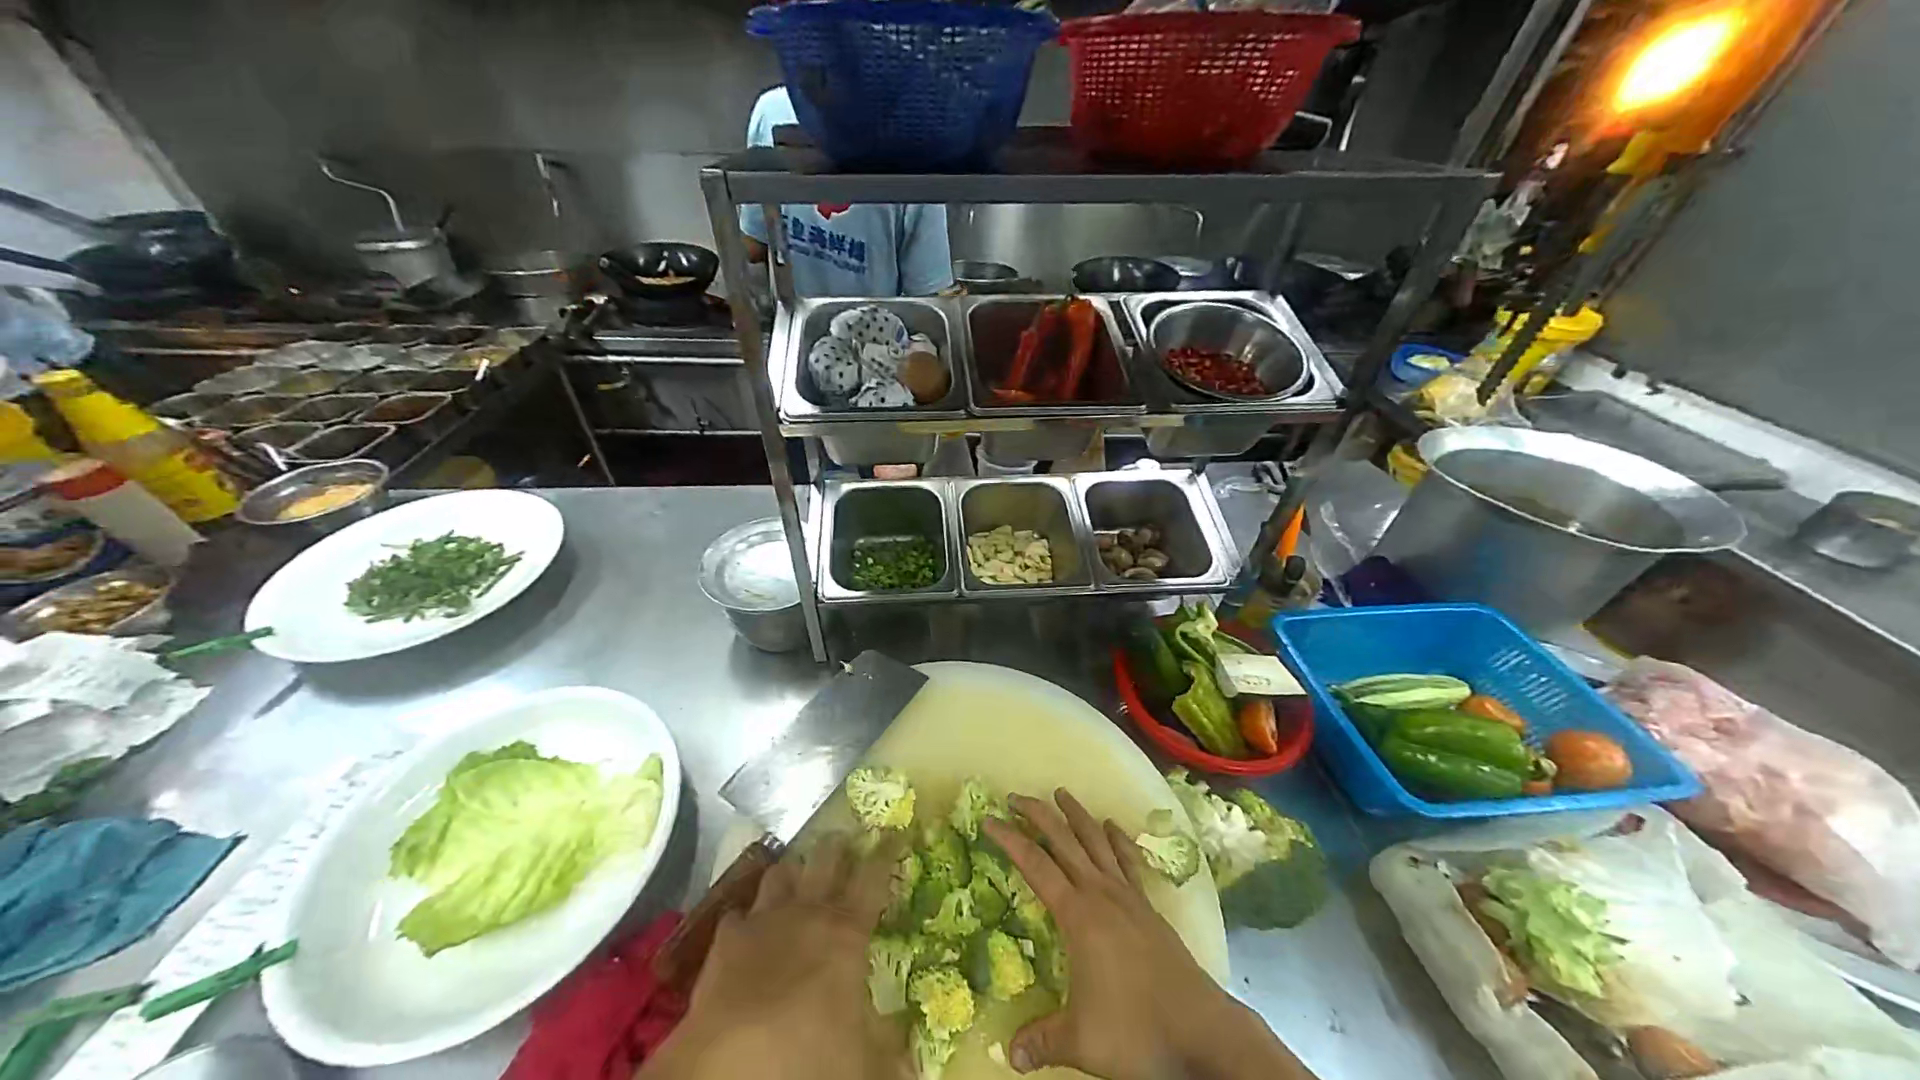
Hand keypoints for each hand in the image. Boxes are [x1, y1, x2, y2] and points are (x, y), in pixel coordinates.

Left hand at [641, 833, 902, 1079]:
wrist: (728, 1070)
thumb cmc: (809, 1058)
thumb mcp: (866, 1060)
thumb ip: (892, 1042)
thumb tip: (913, 1044)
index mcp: (847, 931)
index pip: (874, 876)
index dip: (886, 851)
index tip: (894, 833)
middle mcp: (806, 912)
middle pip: (825, 859)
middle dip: (838, 845)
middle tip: (847, 841)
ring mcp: (762, 921)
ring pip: (781, 872)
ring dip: (795, 869)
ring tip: (801, 873)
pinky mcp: (724, 940)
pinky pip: (740, 910)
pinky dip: (750, 913)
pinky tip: (752, 923)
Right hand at [984, 791, 1315, 1079]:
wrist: (1201, 1030)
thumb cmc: (1136, 1031)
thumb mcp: (1080, 1041)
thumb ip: (1042, 1040)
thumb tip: (1009, 1054)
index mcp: (1078, 915)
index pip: (1035, 866)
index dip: (1009, 840)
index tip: (989, 820)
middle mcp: (1101, 895)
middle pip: (1065, 841)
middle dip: (1038, 815)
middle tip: (1016, 796)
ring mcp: (1128, 897)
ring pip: (1097, 842)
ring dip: (1077, 816)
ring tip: (1061, 793)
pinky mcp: (1149, 908)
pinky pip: (1128, 861)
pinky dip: (1117, 839)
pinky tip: (1111, 827)